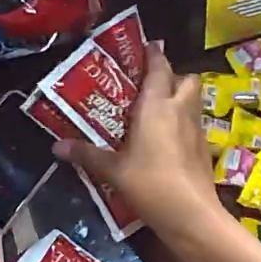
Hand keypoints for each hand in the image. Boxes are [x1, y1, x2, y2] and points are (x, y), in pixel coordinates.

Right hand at [53, 49, 220, 238]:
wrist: (192, 215)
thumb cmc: (150, 184)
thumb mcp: (113, 170)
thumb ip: (87, 155)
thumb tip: (56, 147)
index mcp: (156, 105)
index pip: (158, 68)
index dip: (153, 54)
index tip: (147, 46)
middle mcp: (180, 109)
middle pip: (185, 78)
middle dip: (172, 76)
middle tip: (151, 85)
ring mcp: (197, 129)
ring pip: (193, 99)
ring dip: (180, 97)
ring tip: (158, 110)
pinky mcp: (205, 148)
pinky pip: (195, 123)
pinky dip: (184, 122)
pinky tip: (169, 139)